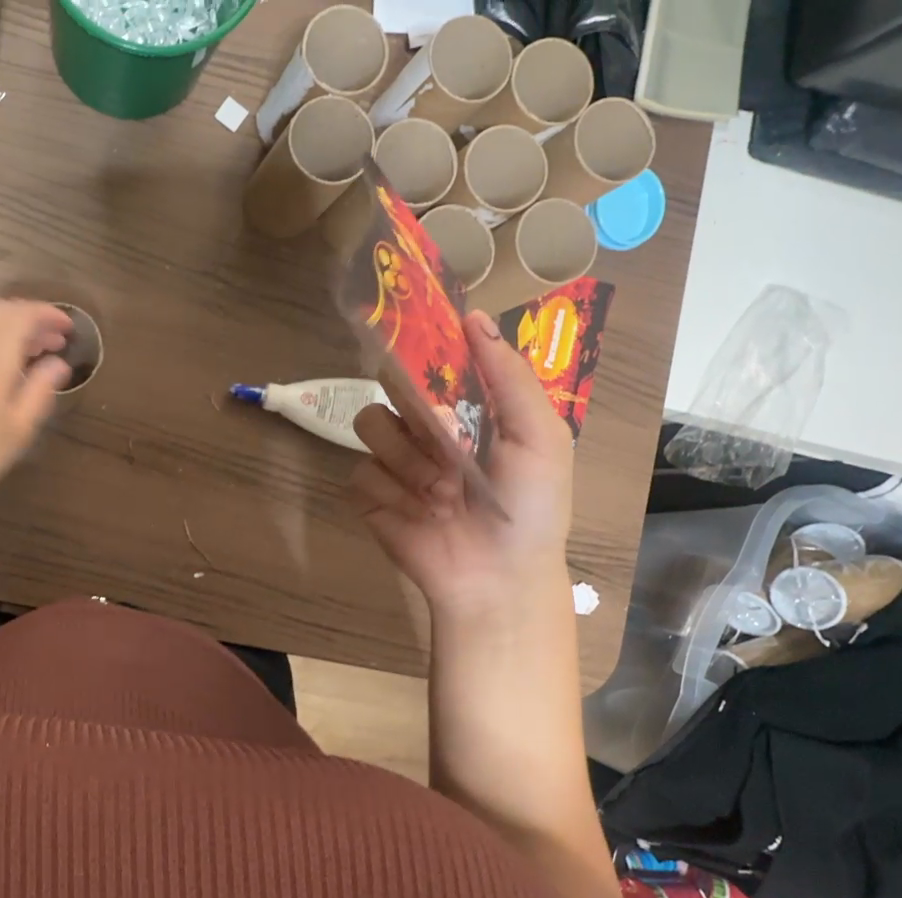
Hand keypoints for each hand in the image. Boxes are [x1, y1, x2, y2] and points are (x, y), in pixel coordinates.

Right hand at [348, 310, 575, 617]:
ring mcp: (394, 461)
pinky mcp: (369, 495)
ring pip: (371, 426)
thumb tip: (474, 317)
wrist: (495, 576)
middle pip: (389, 386)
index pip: (431, 361)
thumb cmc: (531, 507)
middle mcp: (425, 429)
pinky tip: (421, 515)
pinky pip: (361, 472)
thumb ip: (508, 377)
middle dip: (418, 414)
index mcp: (466, 409)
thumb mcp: (539, 436)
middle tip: (443, 439)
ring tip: (442, 495)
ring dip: (409, 460)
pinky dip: (393, 493)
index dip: (423, 350)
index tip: (422, 346)